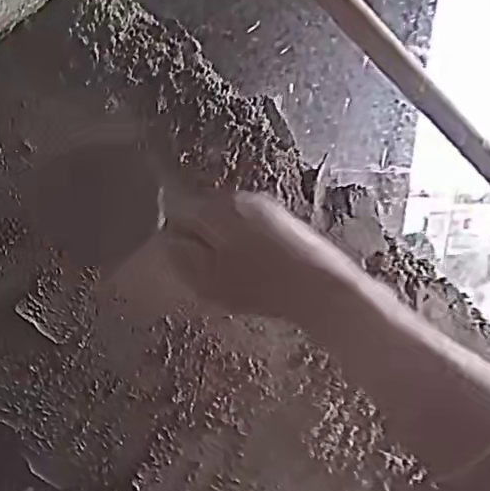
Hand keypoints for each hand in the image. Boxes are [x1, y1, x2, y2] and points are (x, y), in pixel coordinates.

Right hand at [157, 188, 362, 324]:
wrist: (323, 290)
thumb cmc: (263, 287)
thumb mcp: (206, 280)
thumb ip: (178, 257)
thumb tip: (165, 241)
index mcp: (217, 208)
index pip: (175, 210)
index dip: (169, 235)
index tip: (173, 259)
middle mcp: (240, 200)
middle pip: (200, 215)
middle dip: (196, 240)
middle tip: (202, 273)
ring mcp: (264, 208)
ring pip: (224, 223)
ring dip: (219, 246)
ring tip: (230, 277)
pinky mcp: (282, 222)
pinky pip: (246, 230)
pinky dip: (242, 249)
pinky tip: (252, 273)